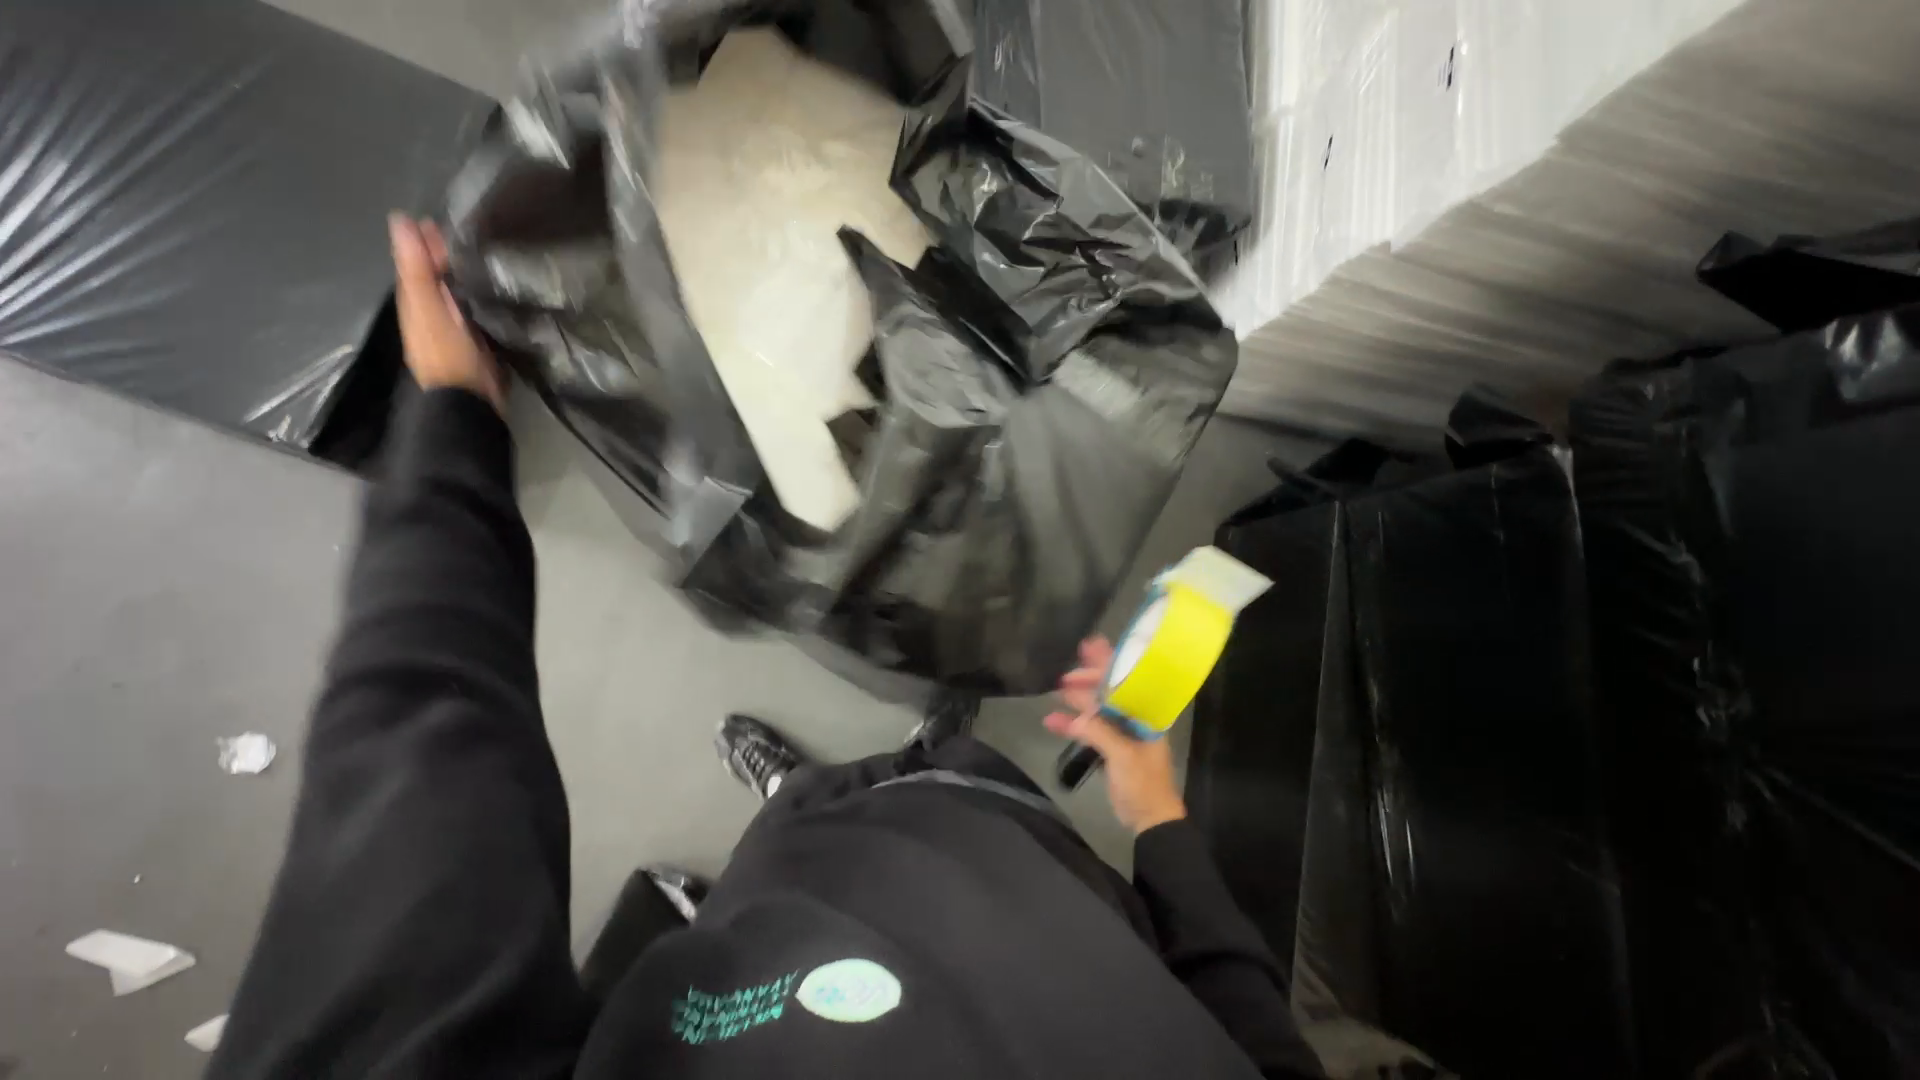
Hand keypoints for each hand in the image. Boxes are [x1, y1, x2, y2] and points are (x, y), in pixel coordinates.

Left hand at [389, 214, 504, 412]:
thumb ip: (417, 268)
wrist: (470, 402)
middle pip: (440, 276)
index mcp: (417, 301)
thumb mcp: (428, 308)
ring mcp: (459, 328)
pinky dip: (489, 296)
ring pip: (462, 292)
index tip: (448, 218)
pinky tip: (506, 289)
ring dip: (473, 274)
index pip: (418, 261)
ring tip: (496, 254)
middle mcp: (435, 311)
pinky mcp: (482, 341)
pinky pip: (482, 310)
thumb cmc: (447, 355)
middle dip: (452, 254)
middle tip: (480, 231)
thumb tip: (401, 220)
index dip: (427, 240)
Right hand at [1045, 637, 1186, 834]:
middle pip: (1109, 691)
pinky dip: (1071, 724)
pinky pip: (1088, 729)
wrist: (1150, 819)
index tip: (1088, 648)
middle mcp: (1134, 718)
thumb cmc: (1143, 784)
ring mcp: (1121, 734)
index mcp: (1145, 714)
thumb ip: (1099, 732)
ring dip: (1077, 701)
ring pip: (1096, 709)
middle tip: (1065, 676)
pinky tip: (1051, 721)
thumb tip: (1074, 717)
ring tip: (1056, 691)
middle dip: (1087, 681)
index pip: (1126, 680)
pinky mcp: (1110, 749)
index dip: (1108, 663)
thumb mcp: (1123, 755)